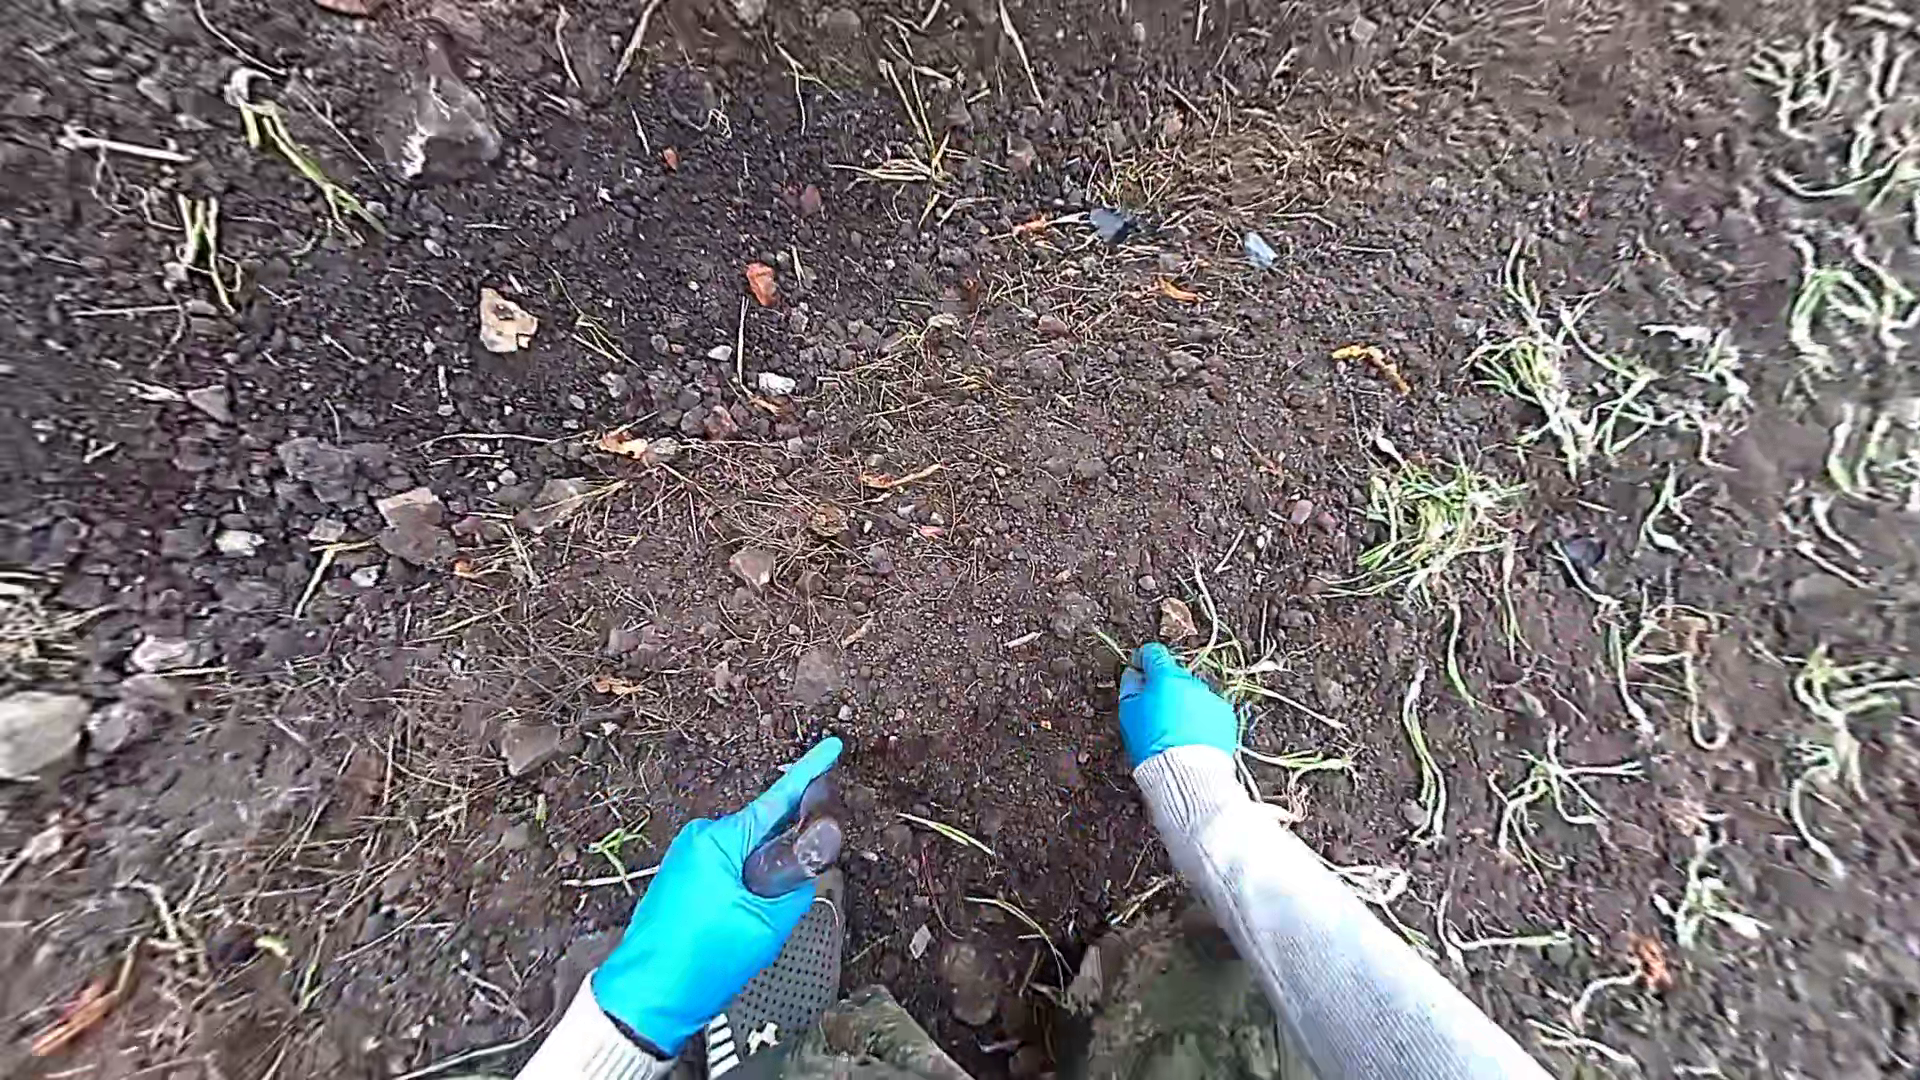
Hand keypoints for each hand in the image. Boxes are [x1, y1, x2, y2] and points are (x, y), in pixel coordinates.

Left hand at [593, 737, 843, 1054]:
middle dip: (786, 846)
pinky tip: (739, 913)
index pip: (779, 797)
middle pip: (764, 826)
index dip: (811, 770)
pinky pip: (727, 862)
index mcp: (720, 840)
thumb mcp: (766, 927)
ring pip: (747, 849)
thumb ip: (798, 890)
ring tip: (752, 915)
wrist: (642, 1004)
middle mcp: (702, 837)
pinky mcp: (683, 872)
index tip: (831, 747)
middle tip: (799, 873)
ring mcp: (689, 854)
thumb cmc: (694, 965)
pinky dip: (743, 879)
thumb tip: (809, 872)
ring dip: (761, 871)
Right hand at [1118, 643, 1236, 766]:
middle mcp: (1193, 683)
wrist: (1189, 776)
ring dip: (1181, 702)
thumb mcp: (1130, 713)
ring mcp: (1212, 699)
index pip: (1153, 653)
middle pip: (1173, 674)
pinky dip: (1198, 717)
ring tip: (1171, 728)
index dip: (1141, 660)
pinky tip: (1188, 735)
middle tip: (1151, 708)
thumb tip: (1133, 674)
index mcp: (1167, 677)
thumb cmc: (1155, 746)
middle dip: (1162, 686)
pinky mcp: (1226, 718)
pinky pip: (1207, 709)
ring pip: (1191, 693)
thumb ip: (1130, 686)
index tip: (1137, 671)